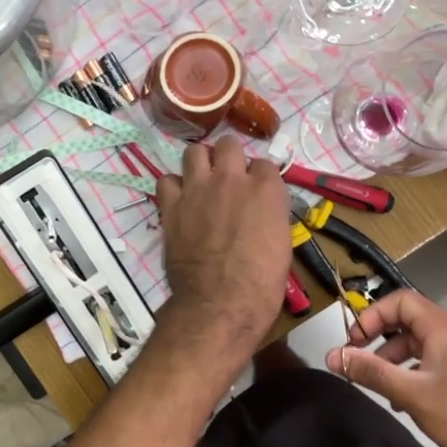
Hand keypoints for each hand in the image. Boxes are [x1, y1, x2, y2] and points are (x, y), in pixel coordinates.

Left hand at [155, 137, 289, 357]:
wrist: (221, 301)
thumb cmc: (262, 282)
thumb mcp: (281, 243)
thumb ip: (269, 214)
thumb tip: (260, 210)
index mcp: (266, 189)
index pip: (264, 164)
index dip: (259, 177)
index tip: (256, 190)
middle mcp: (231, 179)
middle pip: (229, 144)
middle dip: (229, 157)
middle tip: (227, 177)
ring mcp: (198, 189)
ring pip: (194, 151)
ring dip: (199, 162)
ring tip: (201, 179)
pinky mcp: (172, 205)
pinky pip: (166, 180)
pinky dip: (172, 187)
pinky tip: (178, 200)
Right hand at [325, 288, 446, 446]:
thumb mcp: (412, 395)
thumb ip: (370, 372)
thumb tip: (332, 355)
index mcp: (446, 330)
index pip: (401, 301)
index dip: (372, 315)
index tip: (354, 343)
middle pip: (411, 322)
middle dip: (380, 340)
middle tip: (361, 364)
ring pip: (423, 345)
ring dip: (396, 360)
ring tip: (381, 388)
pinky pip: (437, 363)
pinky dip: (415, 373)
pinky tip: (407, 402)